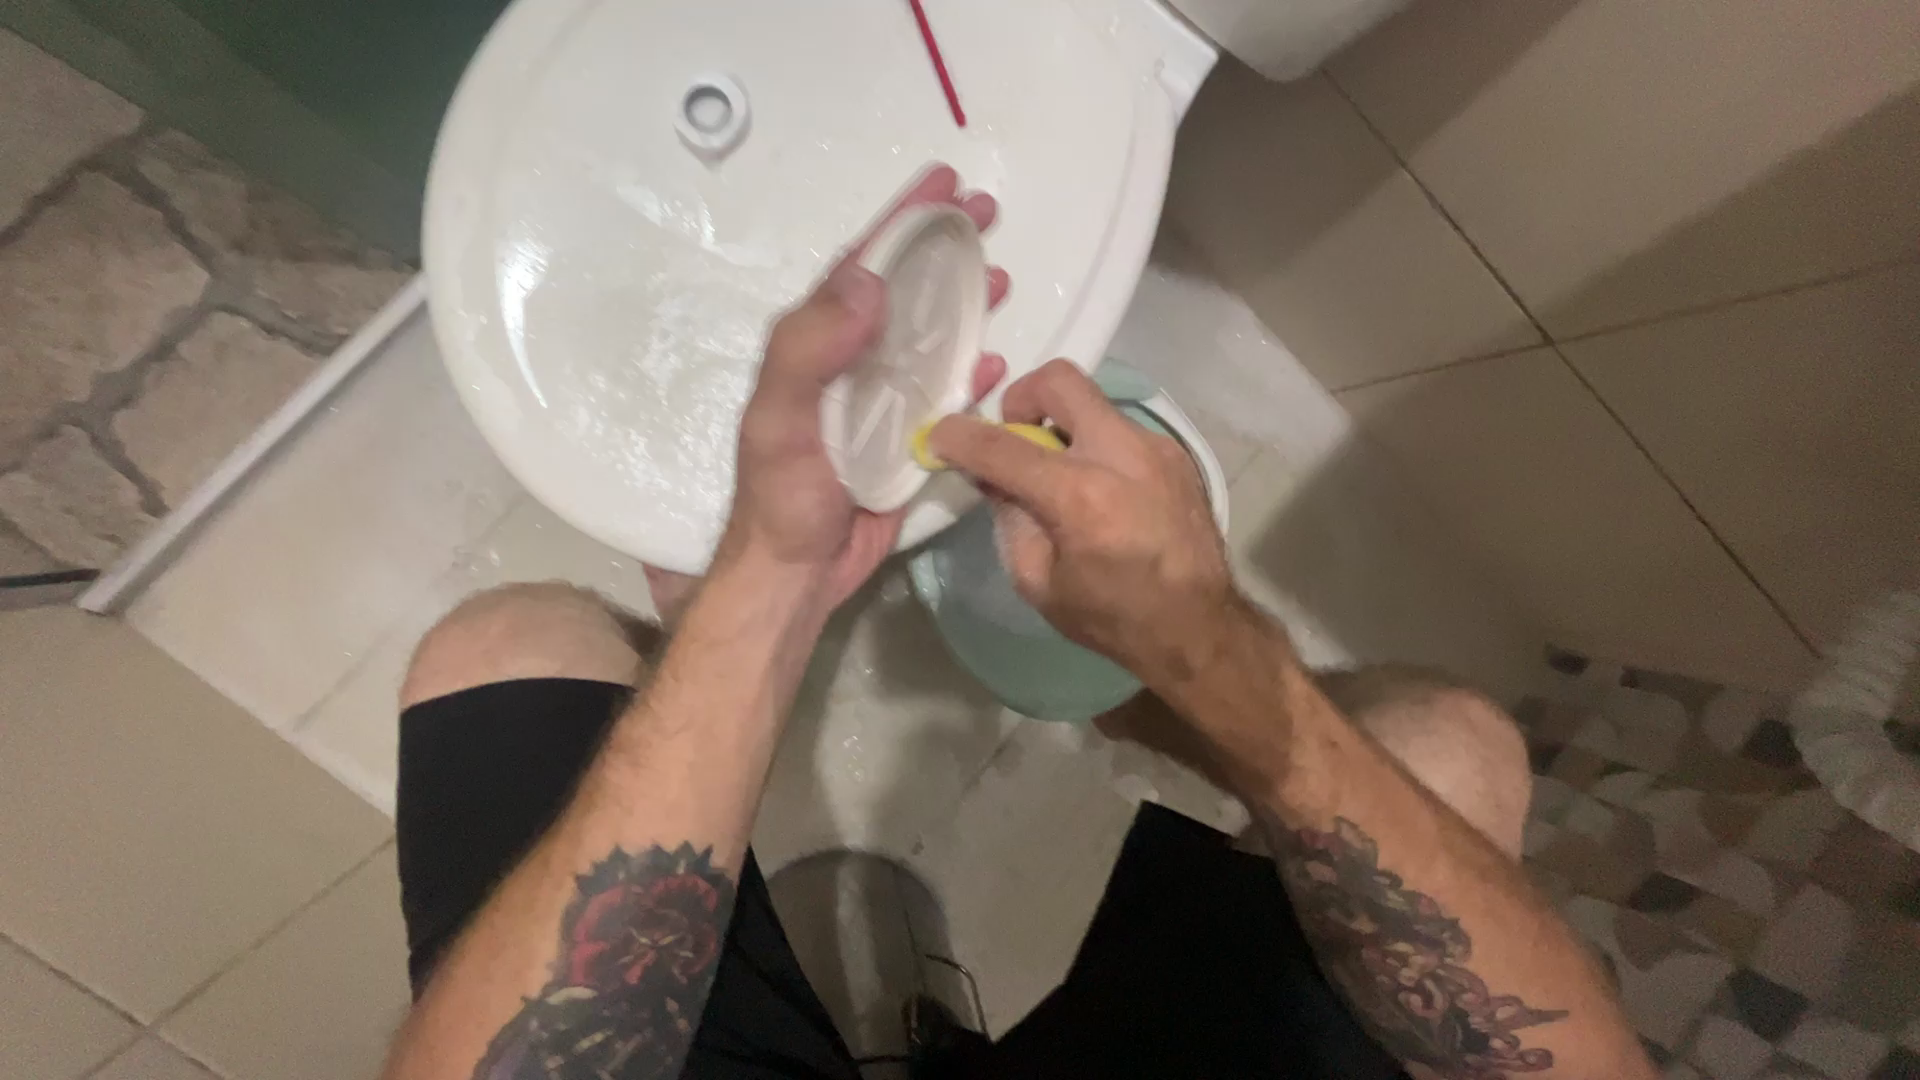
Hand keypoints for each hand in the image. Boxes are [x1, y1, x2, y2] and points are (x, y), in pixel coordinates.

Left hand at [715, 165, 1008, 613]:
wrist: (798, 571)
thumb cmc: (782, 496)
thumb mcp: (780, 418)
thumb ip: (812, 349)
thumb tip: (871, 282)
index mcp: (816, 346)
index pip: (861, 267)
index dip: (900, 221)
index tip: (943, 183)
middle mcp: (851, 363)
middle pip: (902, 292)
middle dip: (941, 249)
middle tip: (985, 216)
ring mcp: (882, 400)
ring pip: (929, 337)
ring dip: (963, 304)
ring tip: (999, 277)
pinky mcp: (906, 436)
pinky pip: (945, 394)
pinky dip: (970, 374)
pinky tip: (997, 361)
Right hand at [927, 360, 1238, 686]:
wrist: (1197, 628)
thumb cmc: (1110, 618)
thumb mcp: (1037, 582)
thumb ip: (1009, 518)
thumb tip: (992, 476)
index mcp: (1081, 498)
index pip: (1002, 447)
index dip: (959, 438)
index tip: (939, 437)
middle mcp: (1122, 455)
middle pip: (1059, 381)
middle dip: (1021, 399)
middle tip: (1017, 439)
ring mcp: (1156, 447)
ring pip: (1093, 403)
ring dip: (1063, 428)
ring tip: (1064, 478)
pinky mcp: (1176, 453)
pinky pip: (1120, 429)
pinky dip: (1095, 447)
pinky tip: (1103, 492)